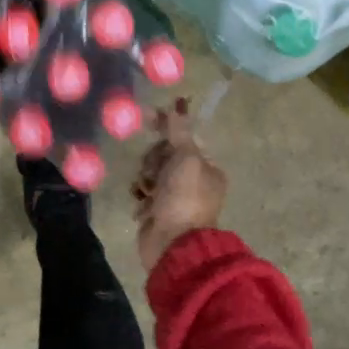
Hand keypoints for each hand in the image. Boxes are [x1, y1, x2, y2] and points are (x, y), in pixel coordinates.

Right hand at [132, 98, 226, 270]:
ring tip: (148, 190)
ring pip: (151, 172)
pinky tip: (142, 203)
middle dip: (154, 159)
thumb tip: (179, 103)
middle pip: (164, 153)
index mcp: (207, 168)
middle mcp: (193, 181)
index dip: (166, 126)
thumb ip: (179, 131)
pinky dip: (141, 195)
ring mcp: (175, 198)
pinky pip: (144, 191)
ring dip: (146, 178)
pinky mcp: (158, 212)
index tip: (147, 118)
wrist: (173, 246)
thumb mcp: (186, 158)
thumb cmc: (184, 198)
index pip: (183, 137)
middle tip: (154, 171)